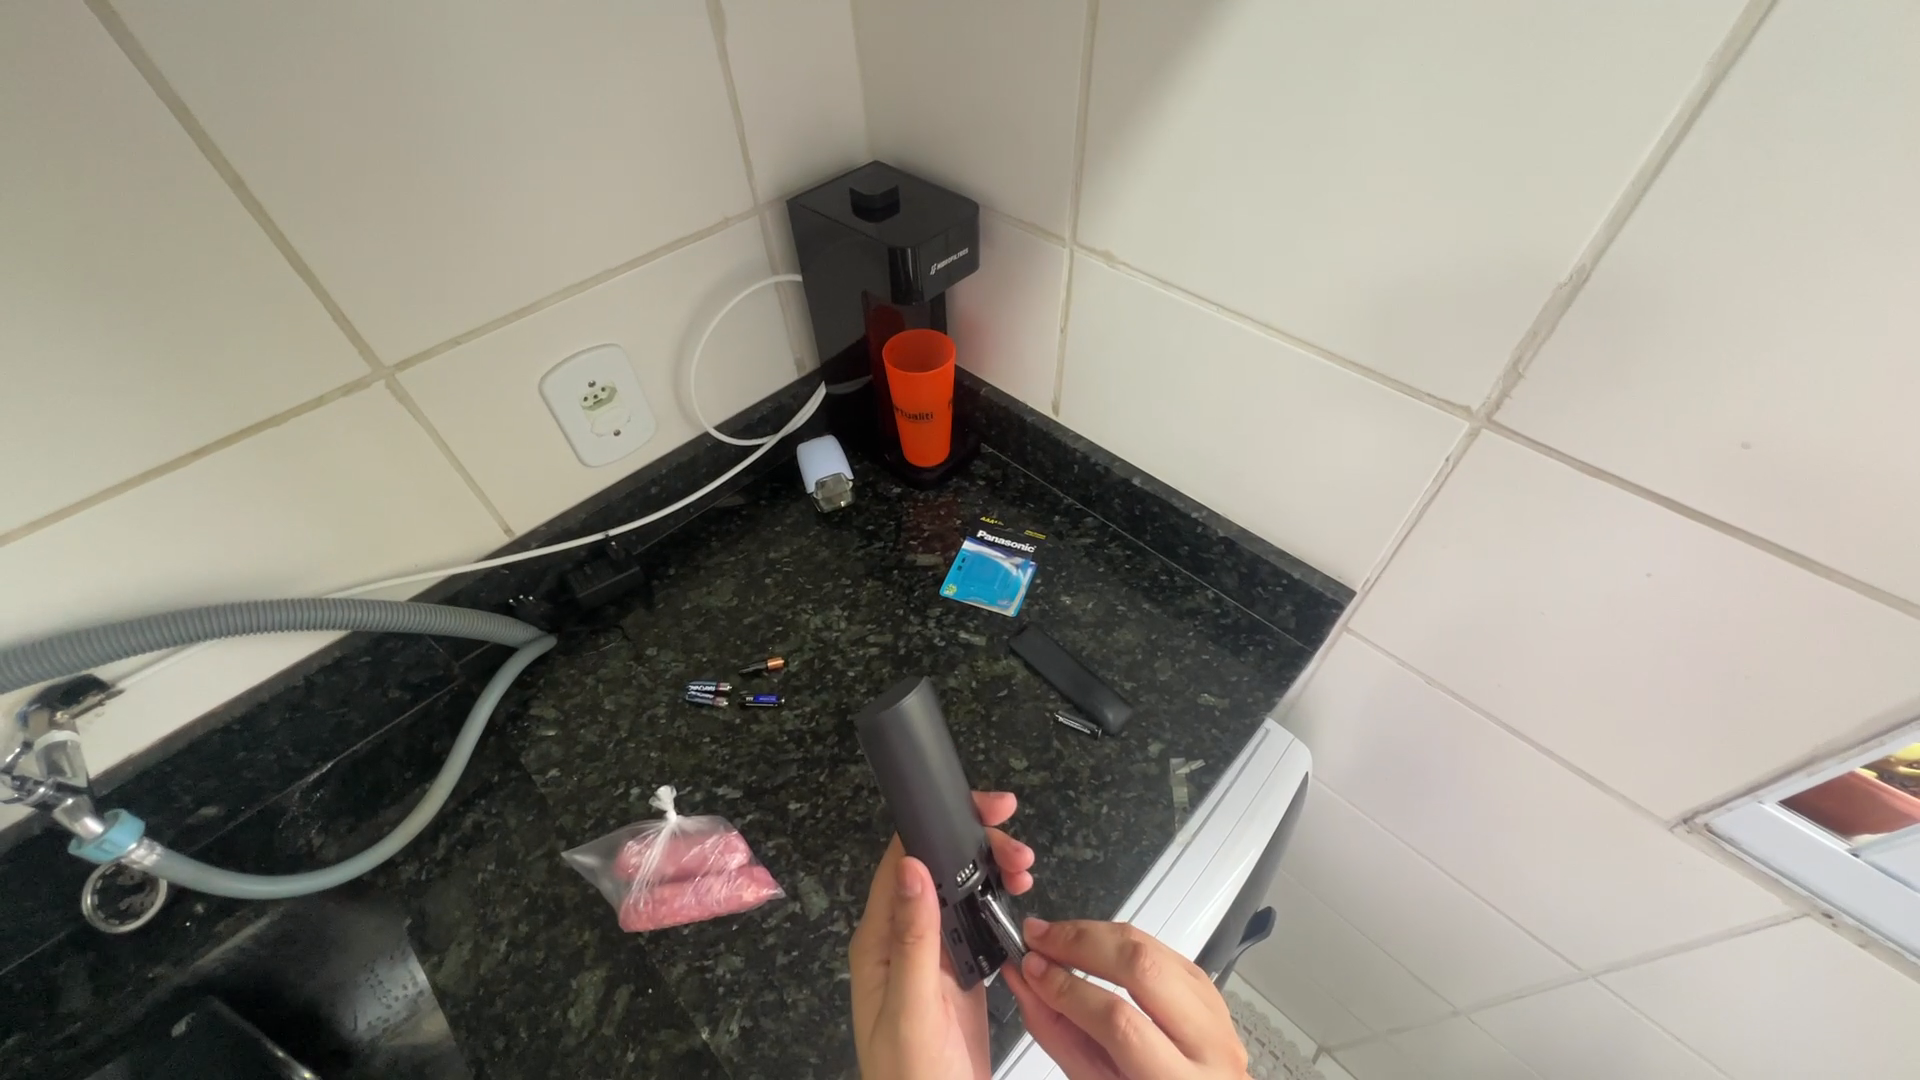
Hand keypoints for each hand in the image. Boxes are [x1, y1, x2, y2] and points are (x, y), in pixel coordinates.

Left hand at [850, 791, 1035, 1079]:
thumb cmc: (911, 1078)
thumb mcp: (911, 1008)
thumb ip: (913, 938)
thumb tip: (912, 865)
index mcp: (881, 937)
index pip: (904, 859)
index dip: (938, 824)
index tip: (983, 810)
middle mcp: (906, 935)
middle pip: (939, 867)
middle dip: (979, 846)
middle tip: (1019, 851)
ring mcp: (936, 951)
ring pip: (962, 888)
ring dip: (993, 869)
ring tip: (1026, 870)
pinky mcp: (962, 968)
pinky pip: (979, 919)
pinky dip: (1001, 901)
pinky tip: (1019, 897)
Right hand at [1002, 918, 1249, 1079]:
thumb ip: (1057, 1034)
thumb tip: (1021, 978)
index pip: (1121, 1024)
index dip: (1069, 990)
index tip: (1030, 968)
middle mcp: (1207, 1040)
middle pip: (1142, 968)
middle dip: (1080, 944)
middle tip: (1037, 937)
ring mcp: (1211, 1005)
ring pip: (1148, 946)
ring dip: (1093, 932)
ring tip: (1053, 934)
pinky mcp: (1203, 981)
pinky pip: (1155, 943)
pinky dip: (1113, 936)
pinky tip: (1086, 941)